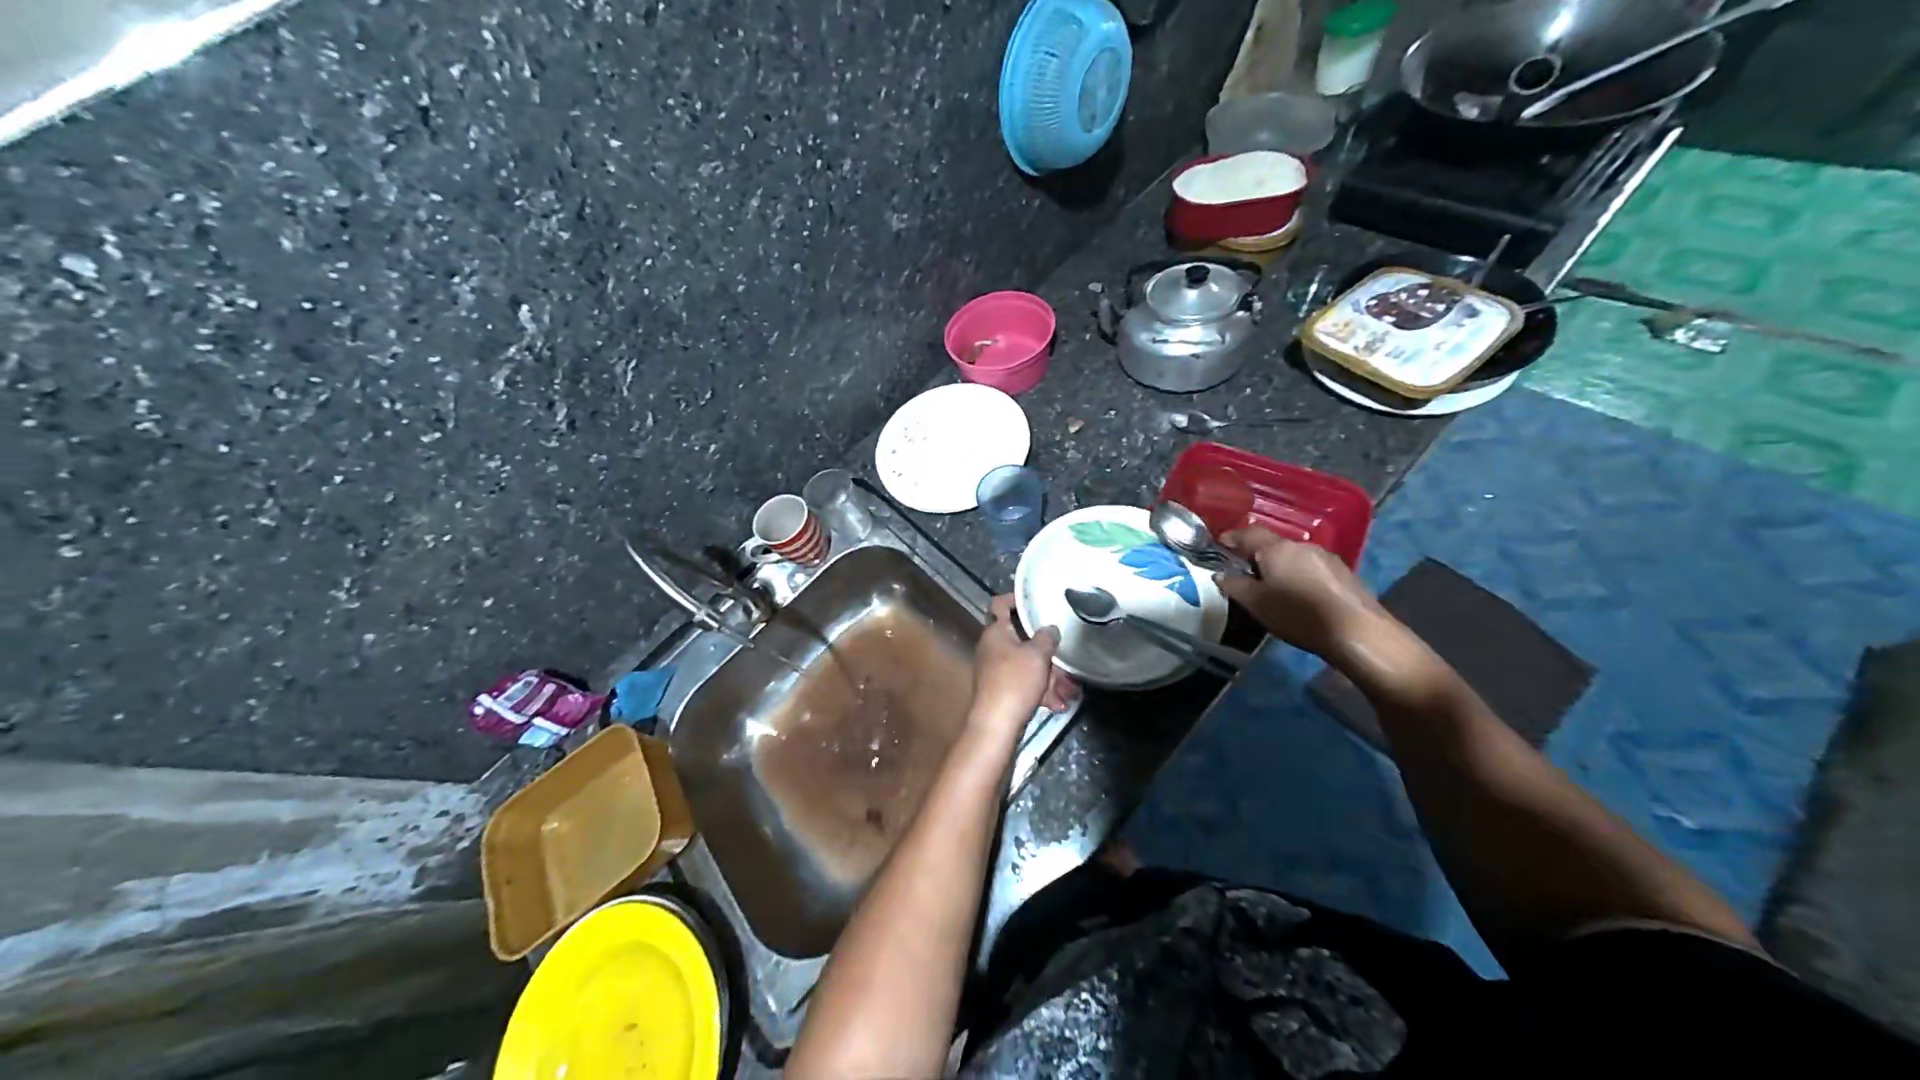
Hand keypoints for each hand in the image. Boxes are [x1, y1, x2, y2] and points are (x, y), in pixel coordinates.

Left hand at [970, 596, 1078, 740]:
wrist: (996, 724)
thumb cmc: (1015, 682)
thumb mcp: (1037, 655)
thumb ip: (1047, 637)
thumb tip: (1050, 628)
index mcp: (995, 631)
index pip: (1000, 604)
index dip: (1016, 598)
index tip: (1037, 600)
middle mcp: (992, 646)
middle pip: (1021, 638)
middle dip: (1045, 648)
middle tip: (1064, 654)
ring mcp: (995, 668)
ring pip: (1027, 663)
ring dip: (1048, 673)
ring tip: (1068, 689)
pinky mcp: (1001, 689)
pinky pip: (1025, 681)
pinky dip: (1040, 689)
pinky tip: (1057, 703)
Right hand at [1216, 527, 1384, 659]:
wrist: (1358, 632)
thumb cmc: (1299, 615)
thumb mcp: (1257, 604)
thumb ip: (1235, 586)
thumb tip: (1220, 574)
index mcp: (1277, 548)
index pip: (1248, 533)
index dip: (1231, 538)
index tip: (1219, 547)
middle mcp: (1302, 545)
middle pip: (1272, 544)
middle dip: (1256, 554)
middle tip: (1243, 572)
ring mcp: (1326, 557)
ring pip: (1293, 555)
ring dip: (1279, 565)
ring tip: (1271, 586)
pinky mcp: (1342, 572)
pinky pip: (1310, 566)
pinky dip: (1298, 574)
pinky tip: (1299, 594)